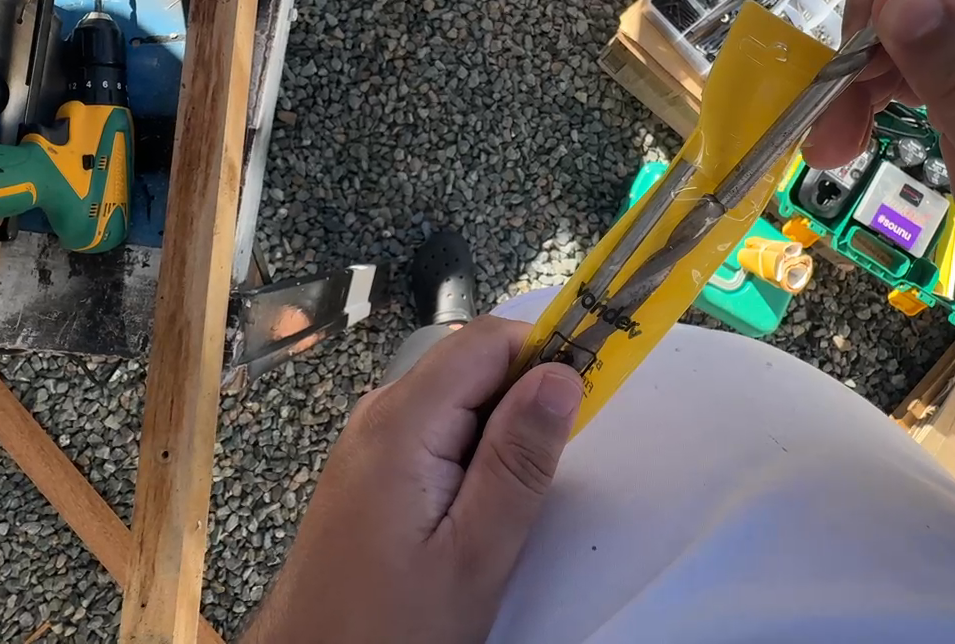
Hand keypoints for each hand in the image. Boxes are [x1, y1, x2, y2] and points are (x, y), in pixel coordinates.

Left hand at [242, 317, 582, 643]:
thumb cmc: (393, 626)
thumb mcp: (474, 553)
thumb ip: (519, 458)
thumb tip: (561, 374)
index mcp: (404, 418)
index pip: (488, 339)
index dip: (543, 351)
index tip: (583, 393)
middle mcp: (381, 409)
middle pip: (471, 361)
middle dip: (523, 391)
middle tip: (550, 460)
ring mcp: (371, 434)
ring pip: (456, 392)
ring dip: (500, 422)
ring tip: (512, 492)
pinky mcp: (371, 461)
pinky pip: (435, 422)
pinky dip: (471, 443)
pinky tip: (476, 500)